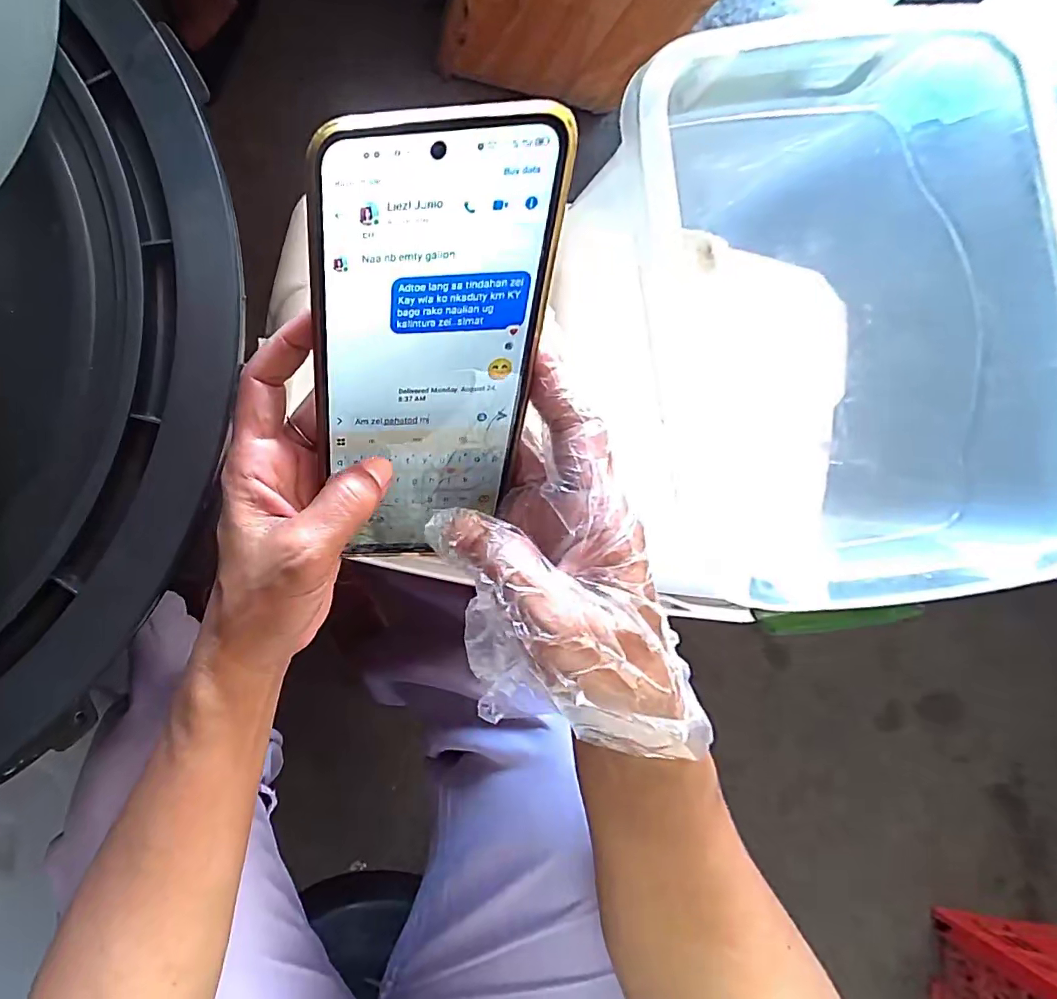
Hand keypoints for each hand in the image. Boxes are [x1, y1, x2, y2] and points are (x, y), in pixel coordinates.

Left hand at [207, 311, 392, 673]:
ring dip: (367, 424)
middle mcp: (278, 465)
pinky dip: (377, 463)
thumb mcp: (301, 551)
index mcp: (254, 464)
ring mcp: (305, 485)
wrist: (261, 639)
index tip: (312, 321)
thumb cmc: (257, 600)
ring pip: (338, 437)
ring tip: (406, 402)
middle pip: (310, 404)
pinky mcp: (326, 507)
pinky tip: (406, 458)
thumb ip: (341, 506)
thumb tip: (378, 468)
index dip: (283, 348)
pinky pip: (354, 471)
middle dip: (343, 379)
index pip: (261, 386)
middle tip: (383, 357)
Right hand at [427, 351, 709, 758]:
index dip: (558, 388)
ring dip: (478, 445)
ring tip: (433, 418)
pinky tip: (435, 480)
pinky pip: (494, 506)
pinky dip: (467, 488)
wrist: (623, 707)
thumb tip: (451, 520)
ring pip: (512, 471)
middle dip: (503, 405)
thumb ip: (506, 564)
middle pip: (539, 441)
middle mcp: (576, 510)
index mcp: (601, 515)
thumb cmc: (608, 665)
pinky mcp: (530, 549)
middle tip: (456, 375)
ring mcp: (551, 529)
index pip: (581, 434)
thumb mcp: (556, 616)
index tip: (530, 348)